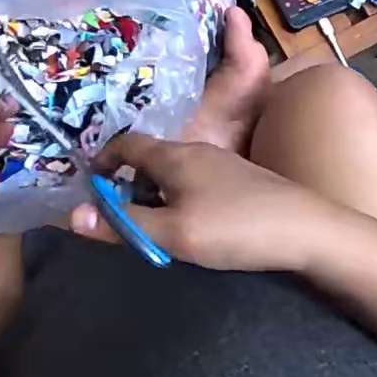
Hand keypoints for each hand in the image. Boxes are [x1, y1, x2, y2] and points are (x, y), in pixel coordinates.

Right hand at [67, 134, 346, 272]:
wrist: (305, 228)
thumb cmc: (234, 226)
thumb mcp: (172, 232)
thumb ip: (123, 225)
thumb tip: (71, 216)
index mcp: (175, 156)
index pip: (127, 144)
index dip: (103, 161)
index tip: (90, 184)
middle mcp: (199, 151)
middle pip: (151, 157)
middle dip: (129, 181)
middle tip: (117, 214)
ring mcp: (225, 164)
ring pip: (177, 171)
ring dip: (156, 191)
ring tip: (151, 223)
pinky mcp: (244, 181)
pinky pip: (198, 182)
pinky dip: (181, 197)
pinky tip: (191, 223)